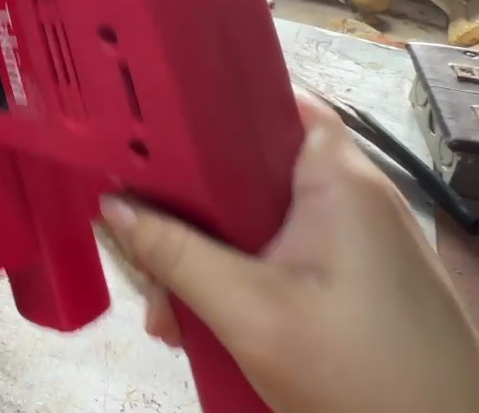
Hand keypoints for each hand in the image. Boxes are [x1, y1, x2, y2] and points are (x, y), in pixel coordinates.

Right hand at [97, 91, 478, 412]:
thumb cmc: (369, 381)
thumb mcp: (251, 315)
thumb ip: (173, 253)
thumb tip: (109, 206)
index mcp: (337, 182)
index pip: (271, 98)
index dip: (207, 97)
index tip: (145, 119)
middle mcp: (346, 199)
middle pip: (241, 166)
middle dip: (181, 204)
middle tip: (138, 238)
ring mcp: (349, 243)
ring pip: (247, 218)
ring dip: (197, 253)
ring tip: (165, 309)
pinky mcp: (348, 282)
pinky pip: (268, 255)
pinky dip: (228, 278)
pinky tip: (199, 323)